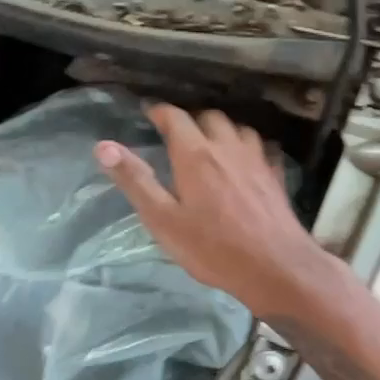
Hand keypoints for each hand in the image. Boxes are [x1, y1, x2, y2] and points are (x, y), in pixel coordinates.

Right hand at [95, 104, 335, 316]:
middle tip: (174, 133)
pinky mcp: (275, 176)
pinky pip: (261, 147)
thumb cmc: (211, 247)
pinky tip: (243, 160)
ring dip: (220, 129)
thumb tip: (103, 146)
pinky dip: (246, 145)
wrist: (275, 268)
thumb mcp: (162, 219)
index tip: (147, 114)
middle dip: (190, 118)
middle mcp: (227, 148)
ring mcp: (256, 160)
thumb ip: (135, 180)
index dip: (158, 111)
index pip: (175, 117)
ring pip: (237, 127)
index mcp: (195, 155)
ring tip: (208, 142)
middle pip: (209, 116)